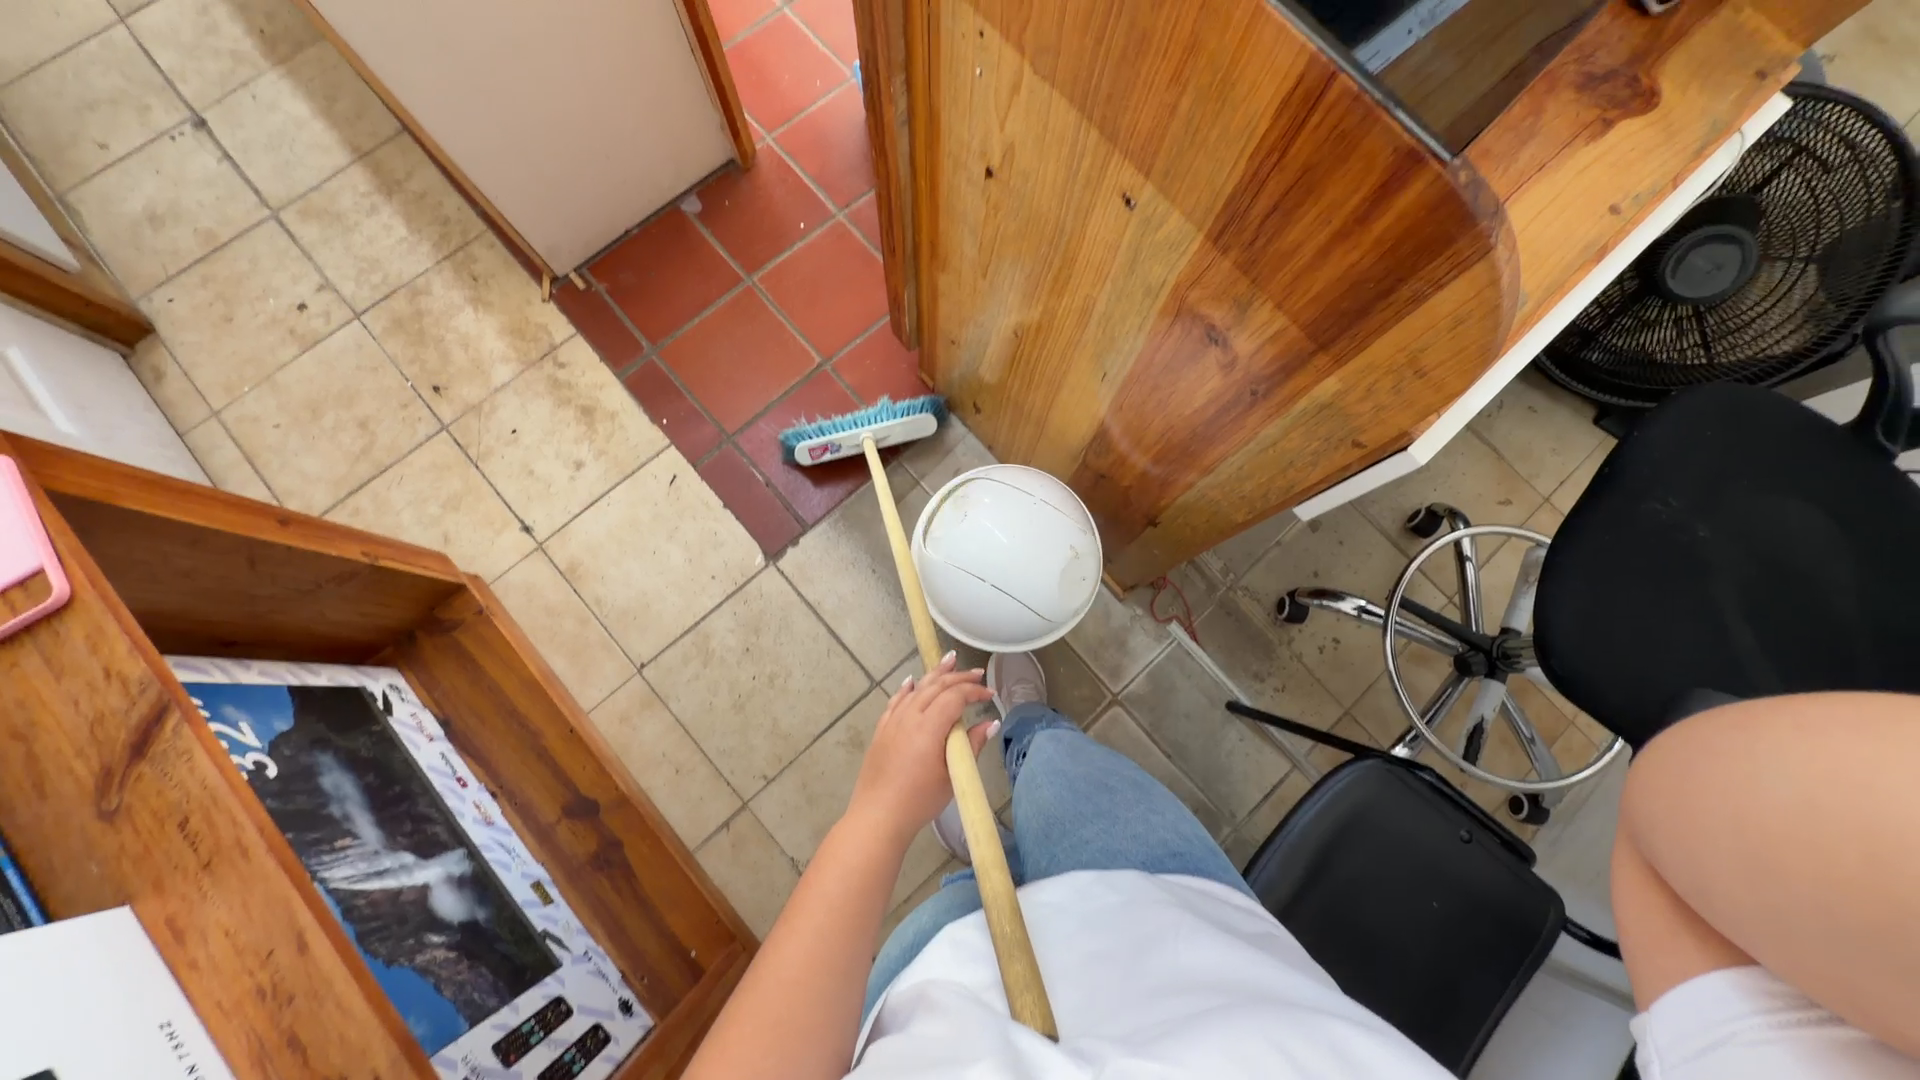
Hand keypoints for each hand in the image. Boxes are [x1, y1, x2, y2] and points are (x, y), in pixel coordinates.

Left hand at [847, 651, 997, 847]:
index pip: (954, 697)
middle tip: (977, 672)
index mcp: (929, 727)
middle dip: (958, 677)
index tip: (990, 694)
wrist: (878, 816)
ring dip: (934, 675)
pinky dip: (907, 689)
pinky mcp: (882, 731)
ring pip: (916, 690)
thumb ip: (971, 745)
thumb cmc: (920, 800)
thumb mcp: (952, 775)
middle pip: (935, 687)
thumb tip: (990, 724)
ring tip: (949, 662)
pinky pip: (896, 701)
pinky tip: (912, 682)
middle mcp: (909, 717)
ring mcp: (892, 722)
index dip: (973, 691)